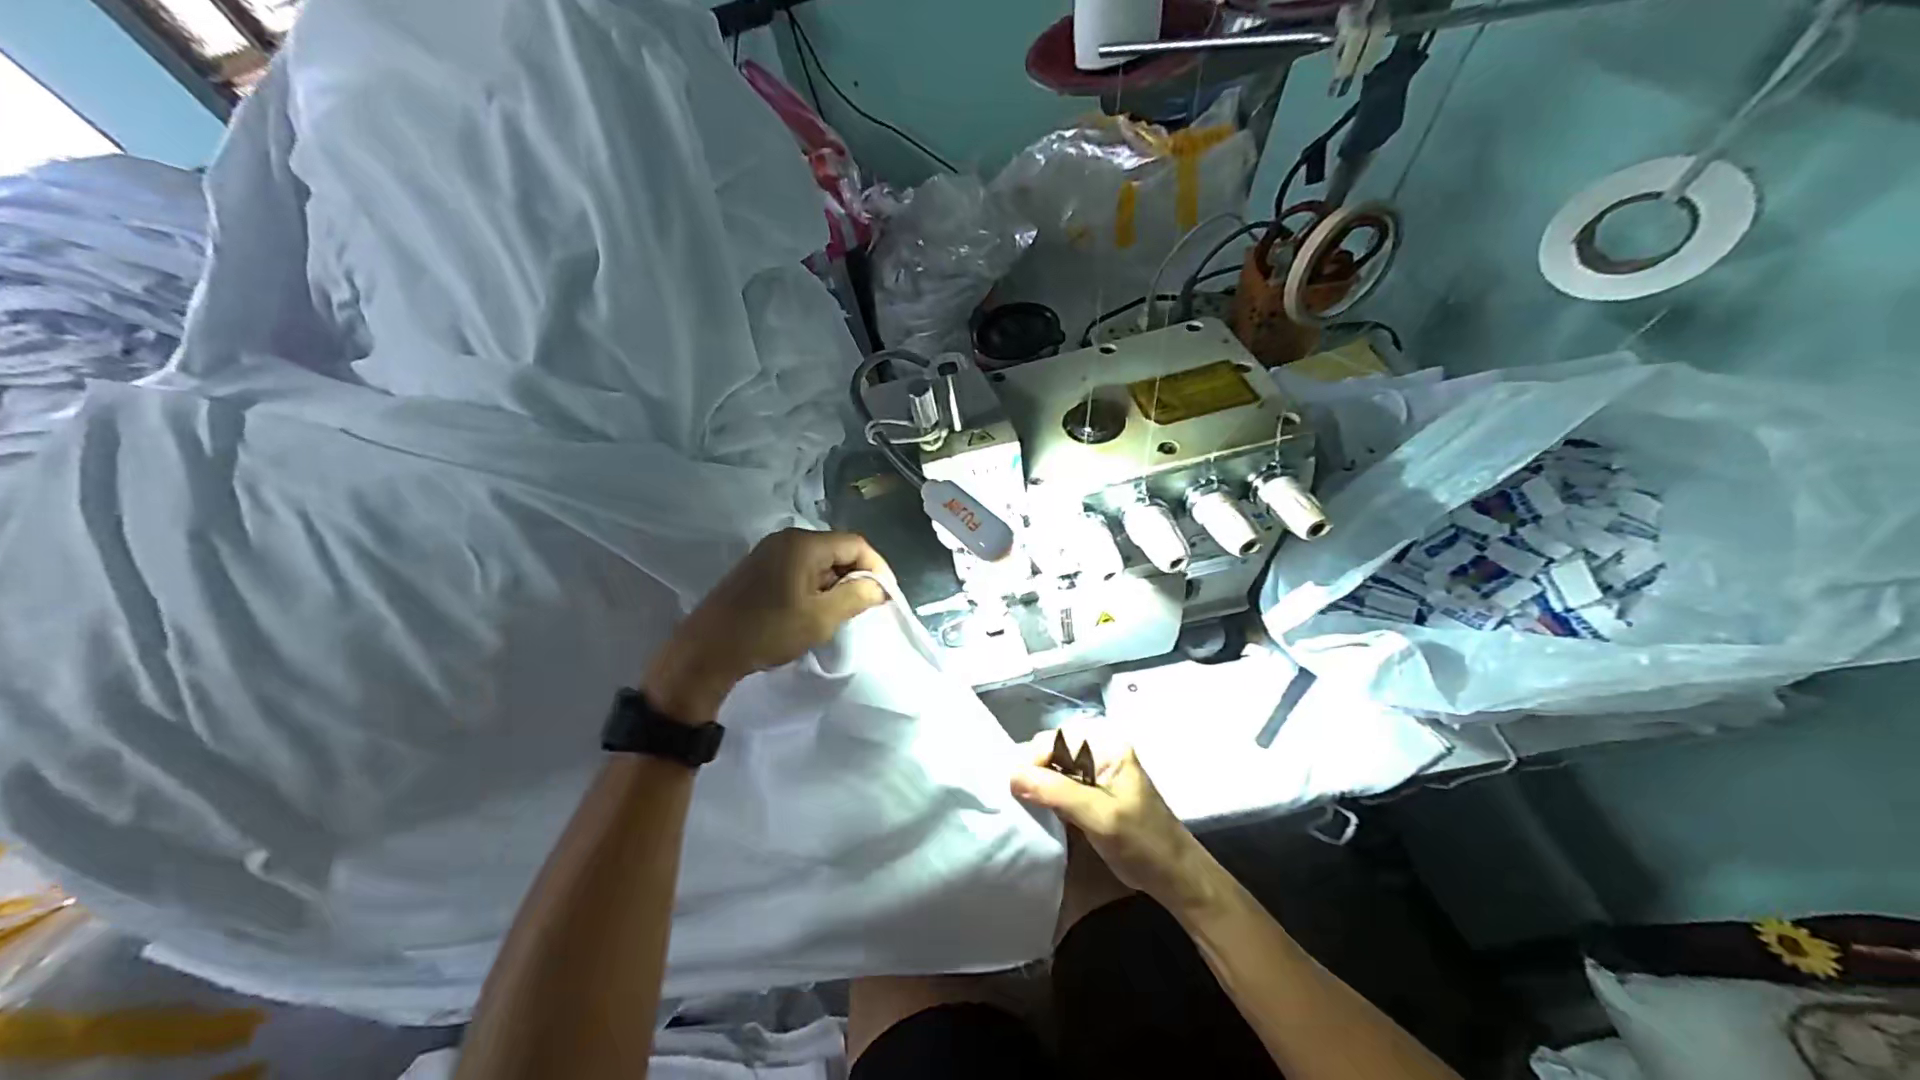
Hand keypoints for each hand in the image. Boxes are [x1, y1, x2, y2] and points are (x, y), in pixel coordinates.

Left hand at [643, 529, 890, 723]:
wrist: (706, 651)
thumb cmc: (767, 631)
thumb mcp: (820, 618)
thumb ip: (856, 597)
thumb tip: (879, 587)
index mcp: (803, 544)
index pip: (855, 544)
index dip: (877, 567)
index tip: (887, 596)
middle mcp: (786, 539)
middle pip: (836, 549)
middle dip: (856, 575)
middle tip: (867, 606)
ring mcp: (768, 552)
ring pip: (818, 560)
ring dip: (835, 583)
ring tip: (842, 612)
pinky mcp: (758, 569)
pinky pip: (798, 568)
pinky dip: (815, 585)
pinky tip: (815, 611)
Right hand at [1010, 725, 1220, 914]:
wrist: (1174, 876)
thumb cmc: (1143, 844)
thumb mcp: (1100, 818)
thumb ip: (1057, 792)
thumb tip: (1013, 776)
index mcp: (1109, 748)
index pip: (1058, 737)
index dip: (1035, 758)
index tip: (1021, 789)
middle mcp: (1101, 753)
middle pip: (1053, 748)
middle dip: (1034, 770)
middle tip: (1022, 800)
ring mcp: (1097, 772)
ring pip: (1054, 767)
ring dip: (1038, 785)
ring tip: (1028, 807)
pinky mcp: (1093, 792)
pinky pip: (1060, 784)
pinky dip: (1047, 796)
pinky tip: (1040, 812)